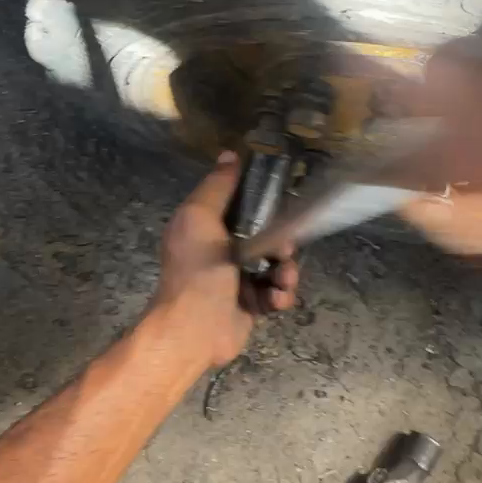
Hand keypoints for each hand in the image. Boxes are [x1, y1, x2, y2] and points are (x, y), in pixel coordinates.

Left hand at [151, 151, 299, 368]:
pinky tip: (274, 300)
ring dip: (286, 272)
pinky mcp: (251, 306)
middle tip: (284, 251)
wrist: (195, 328)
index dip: (264, 204)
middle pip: (267, 237)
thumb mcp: (200, 217)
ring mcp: (237, 280)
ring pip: (276, 267)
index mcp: (206, 228)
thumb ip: (217, 186)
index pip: (242, 206)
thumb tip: (229, 154)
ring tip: (281, 281)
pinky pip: (276, 293)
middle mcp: (221, 251)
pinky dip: (280, 296)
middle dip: (283, 243)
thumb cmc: (197, 270)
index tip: (282, 204)